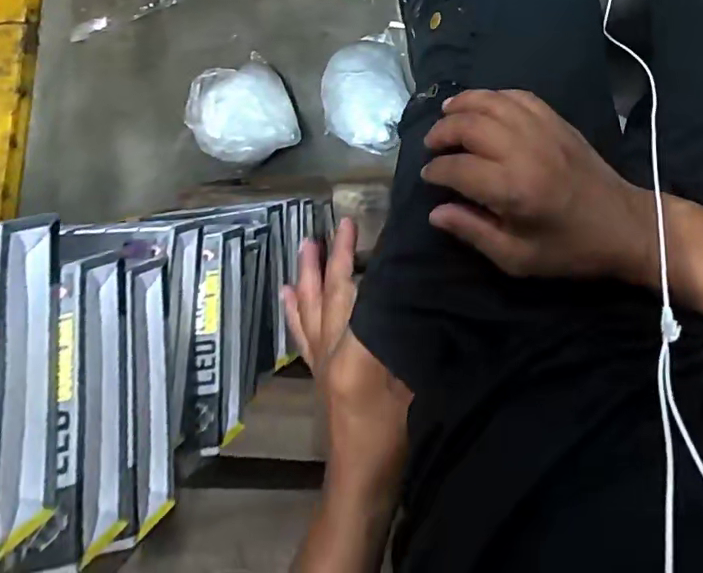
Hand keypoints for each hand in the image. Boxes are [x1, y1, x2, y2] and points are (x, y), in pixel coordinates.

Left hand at [282, 219, 411, 493]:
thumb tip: (415, 296)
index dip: (362, 260)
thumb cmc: (395, 433)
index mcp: (355, 351)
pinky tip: (288, 292)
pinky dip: (294, 309)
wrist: (362, 478)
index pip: (358, 294)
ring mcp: (320, 362)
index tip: (370, 226)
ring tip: (306, 244)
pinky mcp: (318, 374)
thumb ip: (408, 338)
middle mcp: (331, 351)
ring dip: (309, 274)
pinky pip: (301, 333)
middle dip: (336, 258)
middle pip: (332, 295)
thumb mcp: (413, 382)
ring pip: (310, 308)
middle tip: (339, 225)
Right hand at [421, 89, 657, 284]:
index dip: (436, 171)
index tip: (428, 177)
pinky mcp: (558, 121)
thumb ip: (473, 231)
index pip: (458, 168)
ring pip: (493, 101)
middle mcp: (525, 150)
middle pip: (470, 125)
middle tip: (432, 146)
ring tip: (447, 115)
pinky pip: (520, 96)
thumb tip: (435, 212)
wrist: (625, 224)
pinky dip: (496, 95)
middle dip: (442, 132)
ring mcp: (544, 129)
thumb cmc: (570, 248)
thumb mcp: (518, 258)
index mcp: (514, 189)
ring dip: (464, 104)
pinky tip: (484, 106)